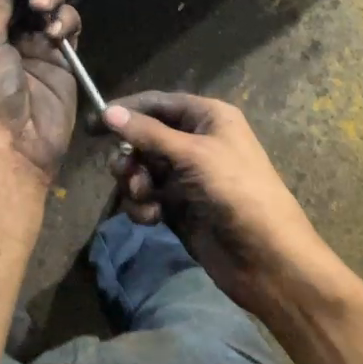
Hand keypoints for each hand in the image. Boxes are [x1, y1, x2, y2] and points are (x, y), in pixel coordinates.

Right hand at [104, 92, 326, 316]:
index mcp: (207, 117)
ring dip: (135, 181)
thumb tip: (107, 110)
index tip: (93, 125)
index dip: (125, 110)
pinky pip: (148, 197)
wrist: (269, 260)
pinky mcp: (180, 208)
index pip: (157, 103)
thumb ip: (148, 133)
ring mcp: (188, 176)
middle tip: (123, 172)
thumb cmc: (236, 192)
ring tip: (143, 197)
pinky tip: (151, 217)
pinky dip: (142, 205)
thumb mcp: (192, 155)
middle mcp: (196, 141)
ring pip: (143, 168)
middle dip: (131, 154)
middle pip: (145, 136)